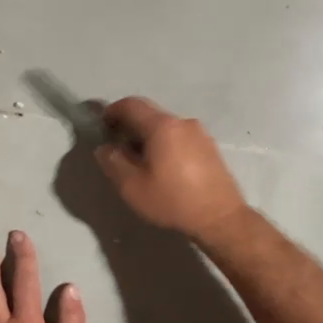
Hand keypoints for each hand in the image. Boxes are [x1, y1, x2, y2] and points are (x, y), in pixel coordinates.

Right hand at [95, 97, 249, 240]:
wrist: (220, 217)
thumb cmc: (173, 200)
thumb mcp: (133, 187)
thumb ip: (113, 162)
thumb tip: (105, 148)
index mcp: (162, 126)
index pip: (132, 105)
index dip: (112, 111)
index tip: (102, 127)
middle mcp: (183, 122)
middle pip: (150, 114)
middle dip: (130, 126)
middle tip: (118, 148)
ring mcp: (200, 133)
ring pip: (166, 127)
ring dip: (148, 137)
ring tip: (140, 161)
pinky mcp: (209, 147)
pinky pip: (180, 137)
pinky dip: (165, 144)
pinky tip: (163, 168)